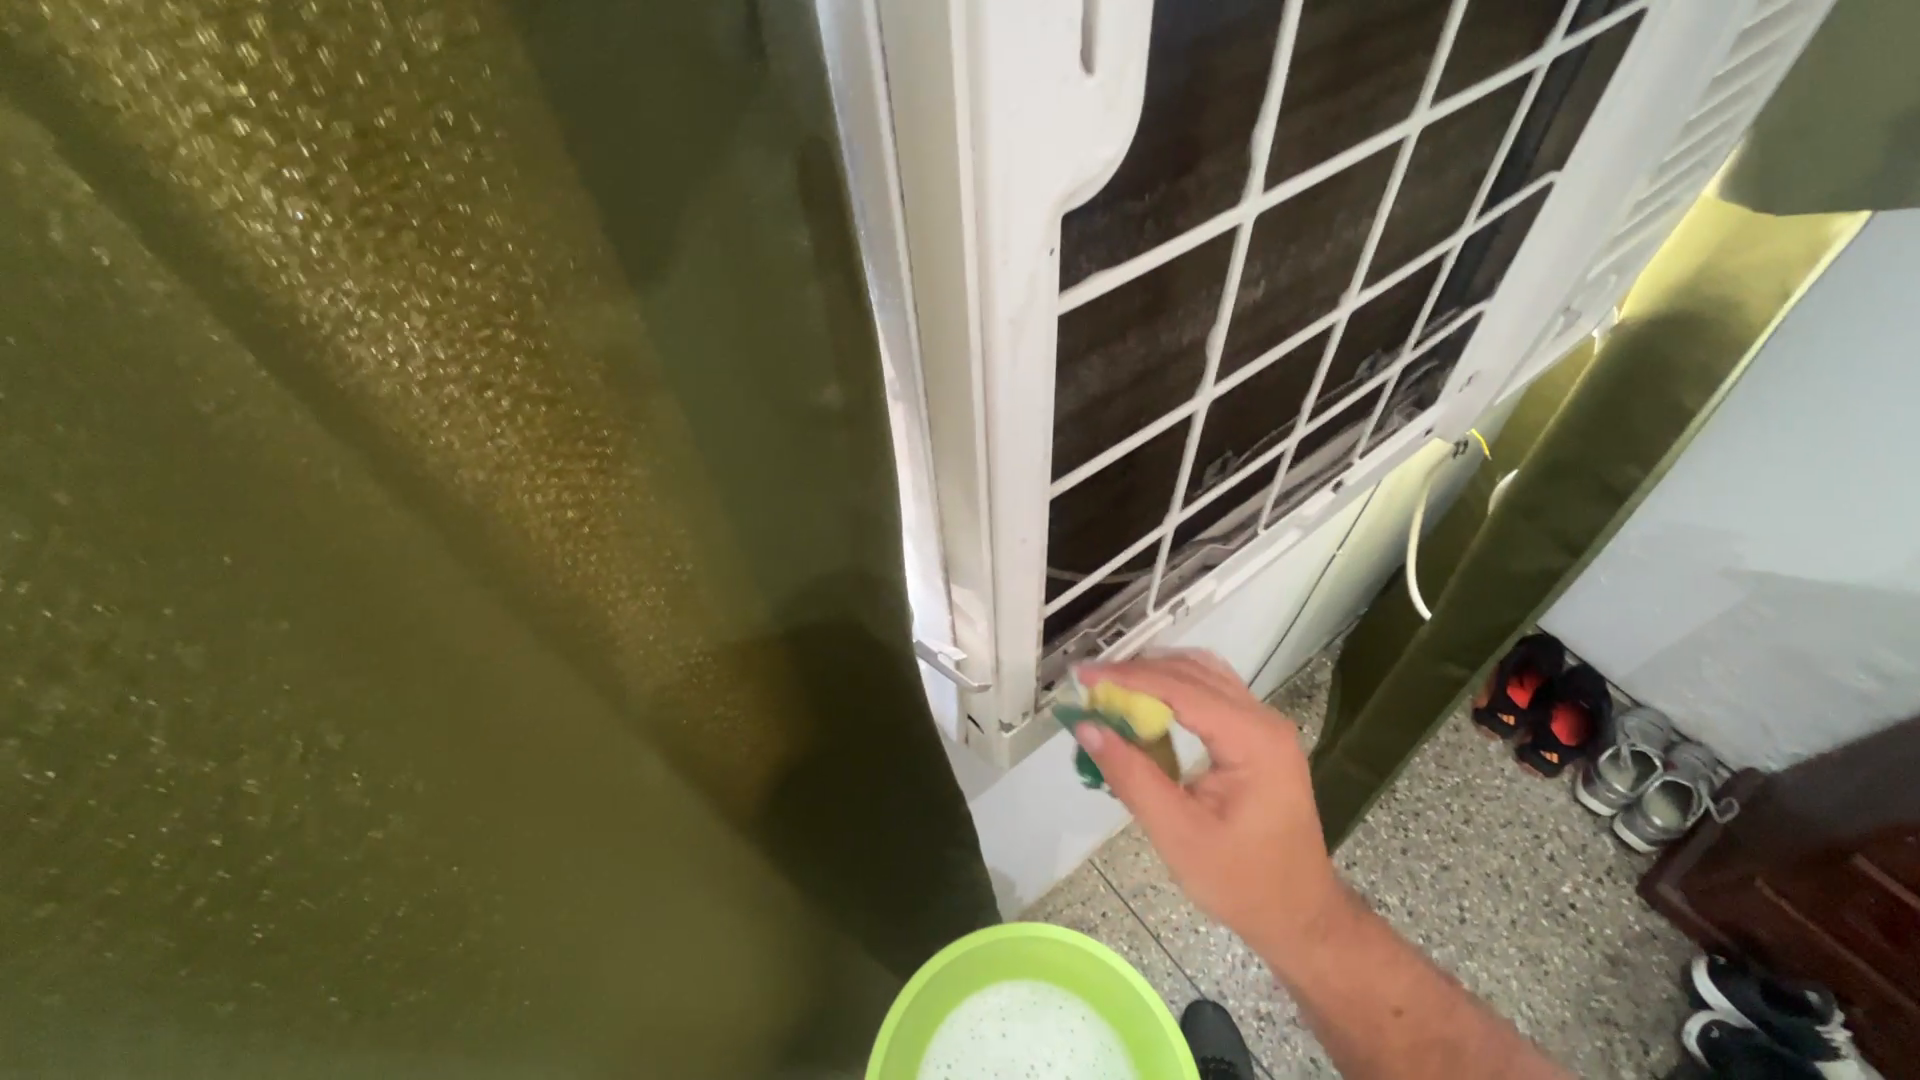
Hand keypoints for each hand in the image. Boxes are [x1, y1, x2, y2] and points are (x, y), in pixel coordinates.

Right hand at [1072, 652, 1346, 962]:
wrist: (1298, 913)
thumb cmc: (1240, 881)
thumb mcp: (1177, 834)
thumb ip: (1131, 776)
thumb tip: (1087, 727)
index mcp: (1252, 739)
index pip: (1182, 687)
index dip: (1128, 677)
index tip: (1084, 676)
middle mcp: (1264, 721)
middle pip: (1194, 672)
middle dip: (1139, 671)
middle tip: (1091, 684)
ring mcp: (1265, 727)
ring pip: (1205, 676)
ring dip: (1157, 676)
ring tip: (1111, 689)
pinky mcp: (1259, 739)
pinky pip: (1213, 696)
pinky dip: (1175, 692)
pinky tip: (1146, 707)